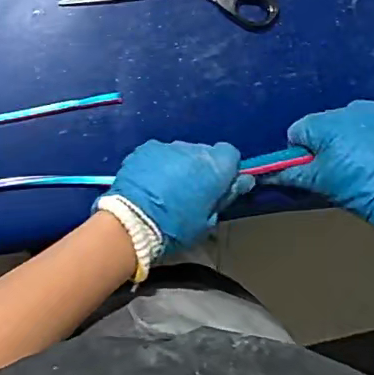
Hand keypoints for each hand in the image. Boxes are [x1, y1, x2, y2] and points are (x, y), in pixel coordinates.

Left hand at [103, 140, 253, 254]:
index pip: (231, 154)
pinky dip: (159, 164)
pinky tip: (150, 183)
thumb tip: (242, 181)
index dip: (226, 169)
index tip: (218, 186)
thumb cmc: (175, 228)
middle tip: (191, 190)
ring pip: (182, 152)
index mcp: (215, 167)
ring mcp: (169, 146)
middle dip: (202, 167)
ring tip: (167, 188)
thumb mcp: (208, 221)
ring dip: (180, 165)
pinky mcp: (147, 148)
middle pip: (205, 152)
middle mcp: (195, 149)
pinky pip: (160, 153)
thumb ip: (226, 196)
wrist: (131, 224)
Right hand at [262, 100, 373, 233]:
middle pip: (319, 125)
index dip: (301, 153)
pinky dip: (360, 133)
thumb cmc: (354, 187)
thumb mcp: (317, 182)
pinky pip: (361, 121)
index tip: (315, 169)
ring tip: (354, 162)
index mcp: (323, 122)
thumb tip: (266, 174)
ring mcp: (366, 110)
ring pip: (340, 122)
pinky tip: (368, 152)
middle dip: (322, 143)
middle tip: (335, 168)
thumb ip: (289, 173)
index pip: (297, 132)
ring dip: (341, 137)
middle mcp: (342, 109)